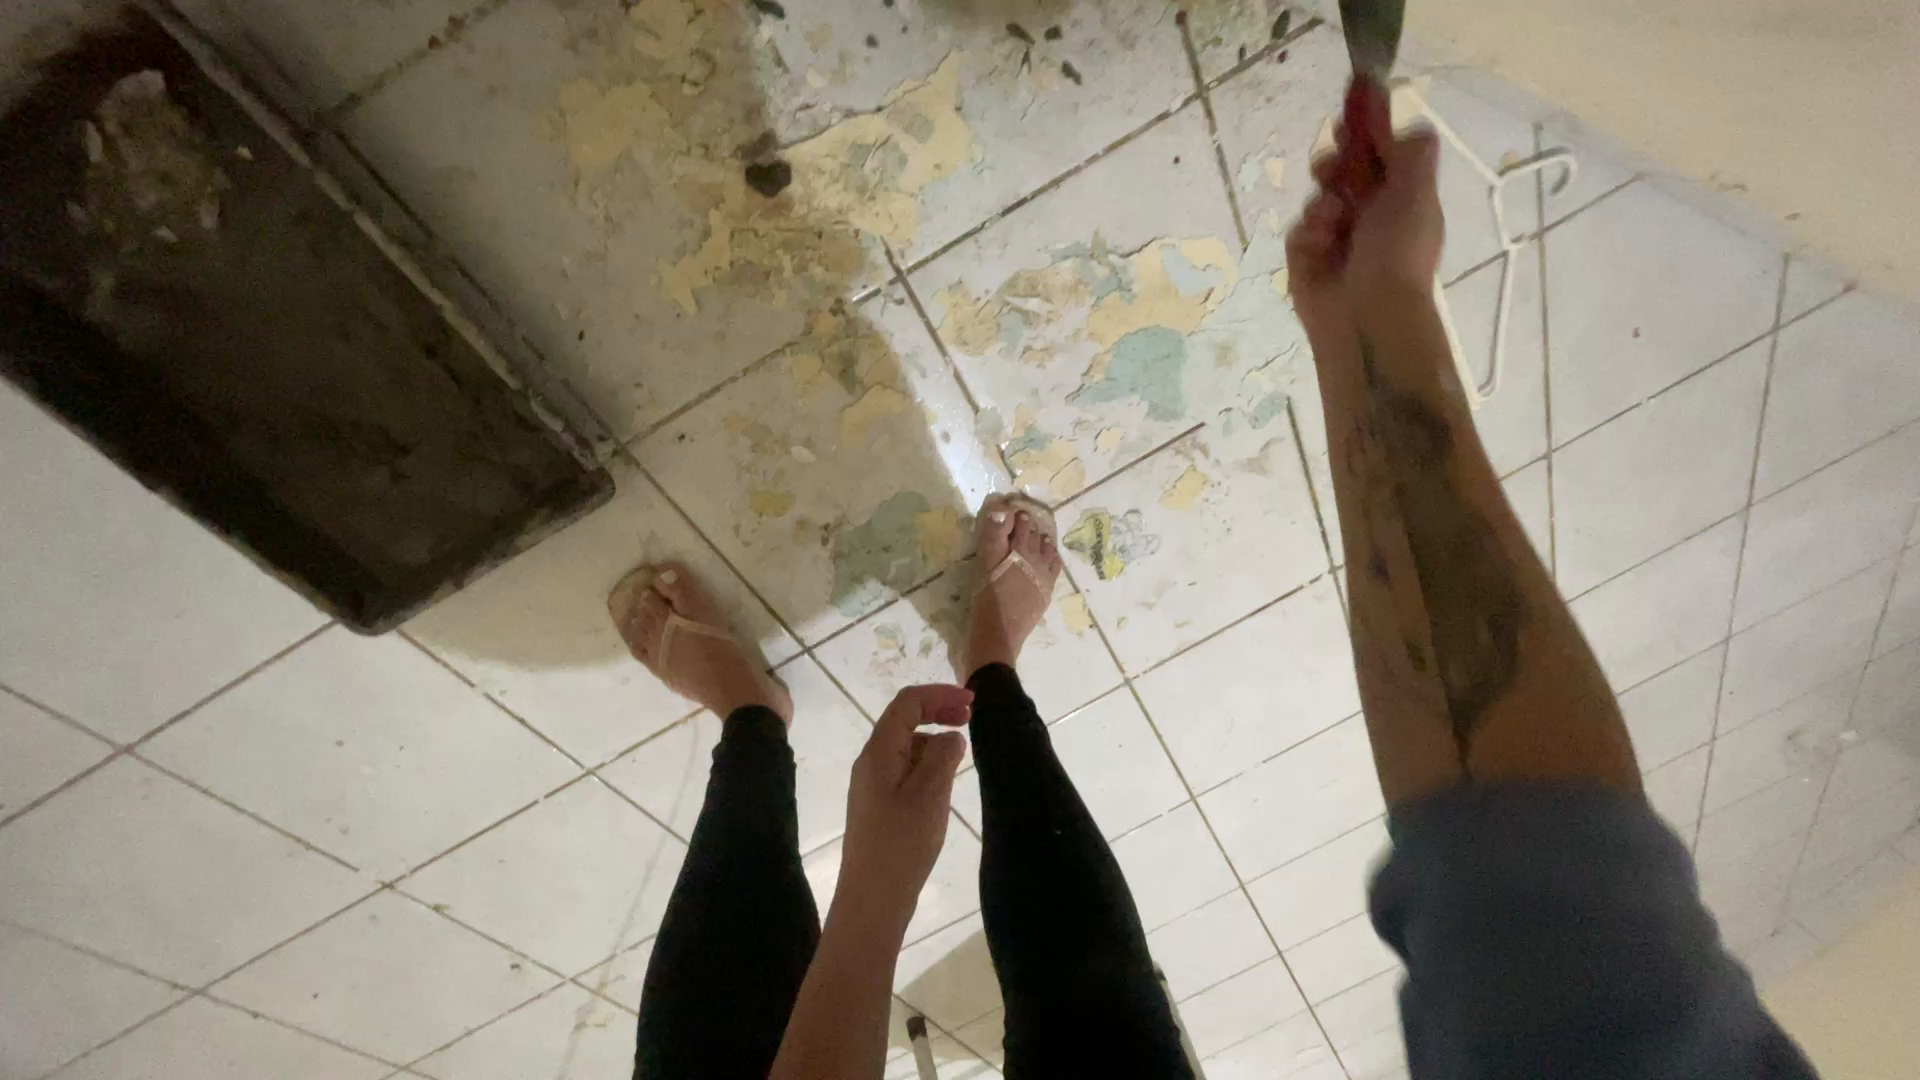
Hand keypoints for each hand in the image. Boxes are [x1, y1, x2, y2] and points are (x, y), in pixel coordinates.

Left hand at [836, 684, 971, 916]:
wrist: (872, 900)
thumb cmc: (902, 843)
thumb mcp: (930, 794)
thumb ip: (943, 756)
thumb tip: (952, 736)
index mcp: (879, 751)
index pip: (907, 703)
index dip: (939, 695)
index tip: (972, 703)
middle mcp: (871, 762)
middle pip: (903, 720)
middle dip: (938, 712)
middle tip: (971, 719)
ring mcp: (873, 785)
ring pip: (906, 746)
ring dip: (934, 739)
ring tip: (962, 755)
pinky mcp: (879, 806)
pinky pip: (904, 769)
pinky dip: (927, 763)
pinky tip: (944, 783)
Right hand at [1288, 107, 1443, 336]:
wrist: (1367, 312)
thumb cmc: (1398, 250)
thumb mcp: (1418, 191)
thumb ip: (1412, 152)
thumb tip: (1400, 128)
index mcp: (1399, 199)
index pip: (1378, 155)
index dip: (1364, 134)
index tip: (1351, 114)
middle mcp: (1366, 216)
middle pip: (1341, 173)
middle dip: (1334, 165)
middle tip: (1331, 167)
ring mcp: (1332, 239)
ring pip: (1316, 200)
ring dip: (1322, 205)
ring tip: (1332, 221)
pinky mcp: (1304, 260)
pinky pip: (1297, 232)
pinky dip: (1307, 234)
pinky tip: (1320, 246)